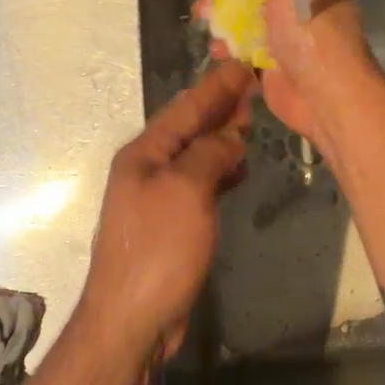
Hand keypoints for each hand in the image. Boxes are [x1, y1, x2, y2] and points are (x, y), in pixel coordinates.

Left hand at [79, 61, 255, 357]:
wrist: (131, 320)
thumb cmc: (157, 250)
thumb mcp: (186, 191)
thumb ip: (209, 155)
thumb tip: (229, 141)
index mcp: (143, 154)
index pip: (184, 108)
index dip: (215, 86)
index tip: (243, 64)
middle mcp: (147, 170)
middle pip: (188, 129)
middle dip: (219, 107)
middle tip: (253, 86)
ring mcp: (157, 199)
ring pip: (195, 156)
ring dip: (221, 137)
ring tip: (250, 120)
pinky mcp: (170, 226)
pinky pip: (199, 183)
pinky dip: (220, 170)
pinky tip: (238, 169)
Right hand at [189, 0, 377, 142]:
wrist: (329, 99)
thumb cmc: (312, 35)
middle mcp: (300, 1)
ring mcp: (287, 33)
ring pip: (246, 14)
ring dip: (221, 13)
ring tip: (201, 14)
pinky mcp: (274, 63)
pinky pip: (245, 46)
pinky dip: (228, 44)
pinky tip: (215, 46)